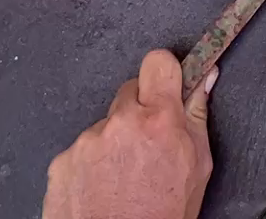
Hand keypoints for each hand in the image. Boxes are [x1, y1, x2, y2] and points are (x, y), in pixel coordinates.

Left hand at [43, 50, 216, 218]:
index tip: (164, 86)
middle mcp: (121, 123)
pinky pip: (79, 151)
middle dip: (138, 112)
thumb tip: (204, 78)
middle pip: (129, 92)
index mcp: (160, 119)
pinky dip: (89, 165)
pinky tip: (100, 189)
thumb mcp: (197, 167)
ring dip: (113, 141)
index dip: (162, 73)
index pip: (157, 62)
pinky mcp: (61, 164)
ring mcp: (87, 143)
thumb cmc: (163, 217)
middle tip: (145, 145)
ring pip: (105, 125)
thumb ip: (198, 115)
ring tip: (121, 178)